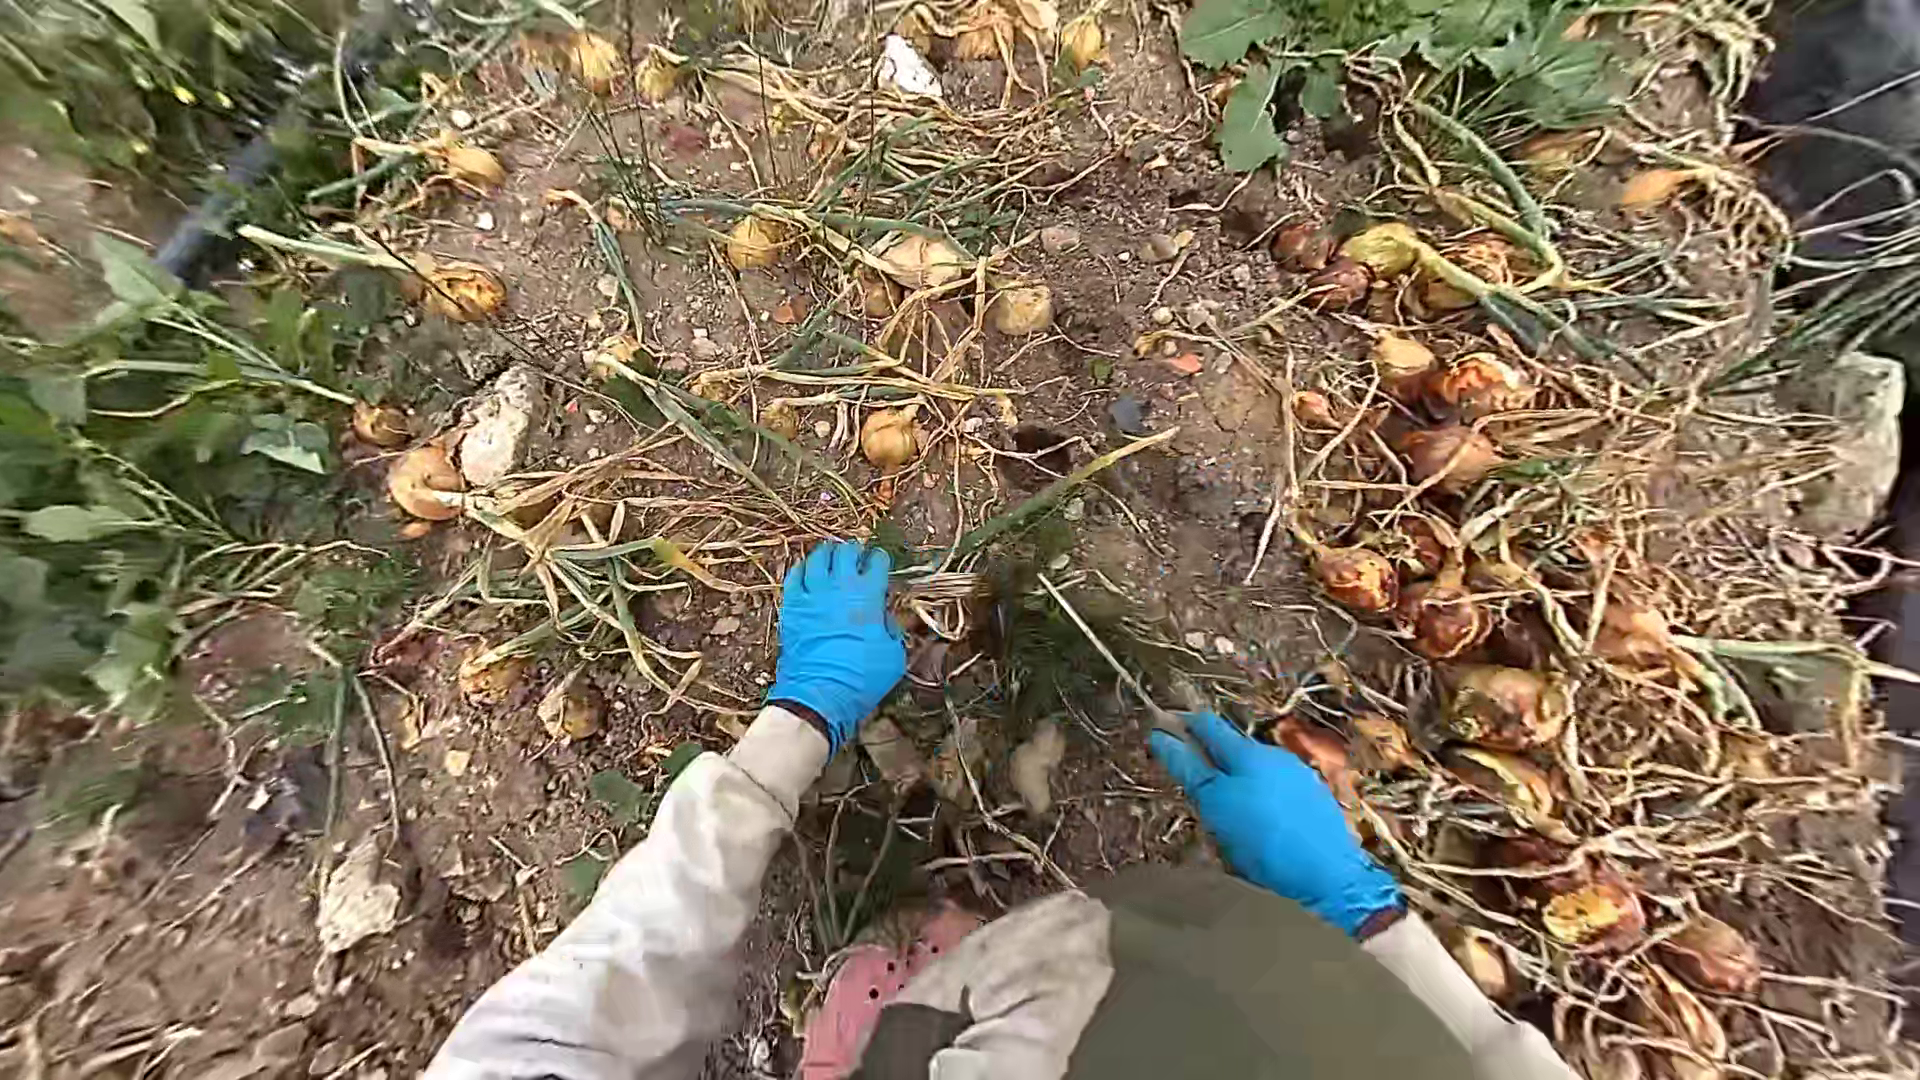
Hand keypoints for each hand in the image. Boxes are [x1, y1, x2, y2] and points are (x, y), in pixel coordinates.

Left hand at [768, 541, 905, 751]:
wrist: (819, 694)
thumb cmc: (862, 677)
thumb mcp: (893, 655)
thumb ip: (892, 629)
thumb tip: (884, 618)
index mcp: (869, 595)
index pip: (876, 561)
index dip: (879, 559)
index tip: (879, 562)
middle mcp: (840, 587)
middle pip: (846, 552)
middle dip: (853, 550)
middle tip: (855, 554)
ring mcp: (813, 594)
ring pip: (818, 558)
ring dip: (828, 554)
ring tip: (831, 555)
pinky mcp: (792, 605)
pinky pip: (795, 576)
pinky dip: (802, 569)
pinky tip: (807, 570)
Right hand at [1151, 711, 1400, 936]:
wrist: (1333, 880)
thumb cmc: (1262, 840)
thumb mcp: (1214, 804)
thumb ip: (1187, 767)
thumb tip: (1159, 736)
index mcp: (1246, 752)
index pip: (1206, 723)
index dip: (1182, 726)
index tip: (1163, 736)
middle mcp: (1273, 755)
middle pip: (1230, 746)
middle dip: (1207, 757)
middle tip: (1191, 782)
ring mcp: (1298, 776)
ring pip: (1253, 768)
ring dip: (1234, 778)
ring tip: (1225, 808)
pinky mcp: (1315, 799)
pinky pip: (1275, 786)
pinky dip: (1259, 794)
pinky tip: (1259, 821)